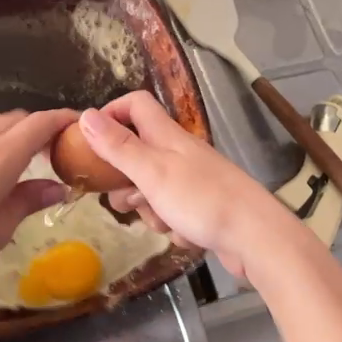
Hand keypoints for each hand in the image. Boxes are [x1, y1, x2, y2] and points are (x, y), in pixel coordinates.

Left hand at [0, 107, 79, 297]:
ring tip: (13, 152)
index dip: (63, 119)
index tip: (79, 125)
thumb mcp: (1, 227)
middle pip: (16, 118)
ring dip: (5, 127)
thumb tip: (59, 188)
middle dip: (38, 127)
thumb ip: (29, 200)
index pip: (41, 123)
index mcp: (4, 153)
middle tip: (51, 151)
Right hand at [77, 91, 300, 278]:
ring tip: (164, 221)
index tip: (89, 141)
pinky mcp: (201, 208)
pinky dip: (174, 225)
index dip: (110, 114)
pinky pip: (172, 213)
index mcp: (167, 135)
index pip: (135, 104)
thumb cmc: (202, 199)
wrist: (257, 237)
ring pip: (151, 189)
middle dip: (125, 180)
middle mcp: (179, 153)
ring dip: (150, 209)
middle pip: (136, 154)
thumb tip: (85, 115)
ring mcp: (192, 181)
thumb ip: (118, 146)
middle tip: (122, 199)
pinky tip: (187, 234)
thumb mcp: (151, 172)